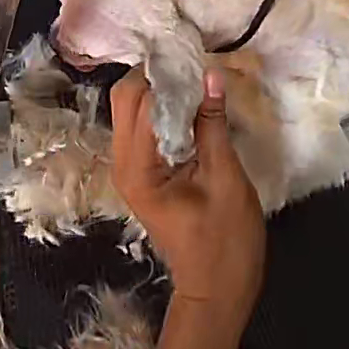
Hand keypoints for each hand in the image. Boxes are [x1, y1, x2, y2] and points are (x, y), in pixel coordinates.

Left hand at [111, 67, 265, 316]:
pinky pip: (143, 126)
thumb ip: (212, 123)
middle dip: (156, 77)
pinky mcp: (143, 171)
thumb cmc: (225, 239)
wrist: (217, 290)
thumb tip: (210, 74)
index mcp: (138, 167)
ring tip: (195, 80)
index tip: (195, 58)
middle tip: (193, 67)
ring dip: (159, 91)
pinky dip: (162, 109)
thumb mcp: (224, 177)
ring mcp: (130, 168)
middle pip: (125, 99)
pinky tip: (190, 104)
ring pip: (131, 110)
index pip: (140, 101)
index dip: (167, 75)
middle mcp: (124, 163)